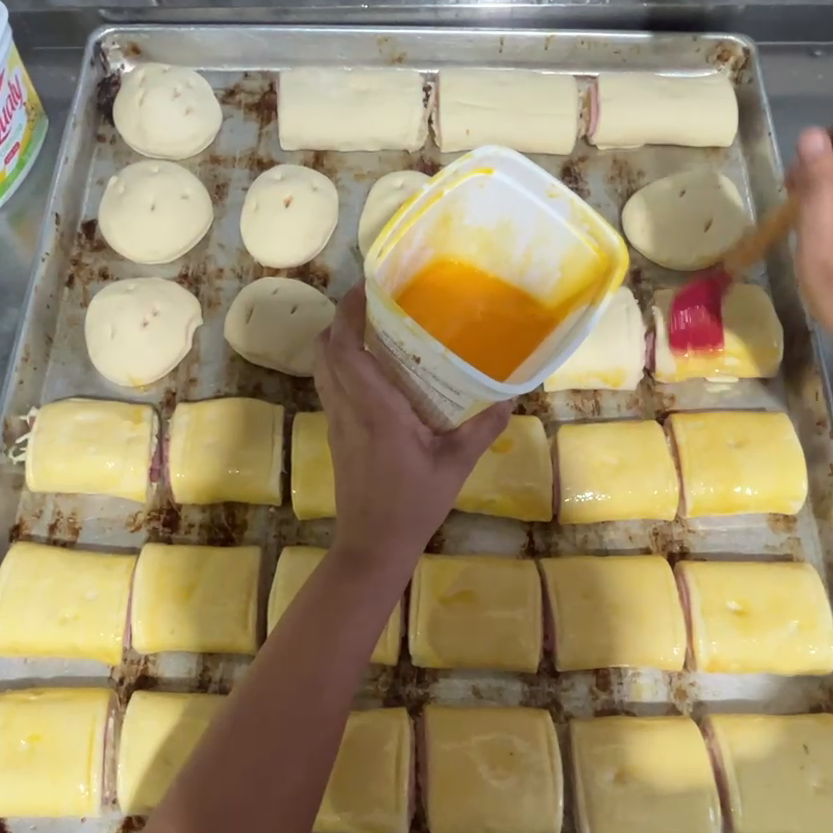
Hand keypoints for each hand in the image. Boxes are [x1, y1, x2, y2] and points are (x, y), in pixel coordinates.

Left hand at [314, 285, 510, 568]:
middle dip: (342, 320)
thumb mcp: (455, 465)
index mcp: (375, 410)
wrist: (372, 545)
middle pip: (325, 351)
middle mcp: (347, 410)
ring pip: (323, 370)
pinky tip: (374, 374)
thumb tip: (509, 396)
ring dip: (339, 343)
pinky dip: (343, 368)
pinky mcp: (336, 437)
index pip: (346, 349)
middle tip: (374, 306)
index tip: (368, 286)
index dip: (350, 312)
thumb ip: (482, 428)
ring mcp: (336, 424)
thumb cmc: (413, 505)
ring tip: (374, 332)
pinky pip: (331, 389)